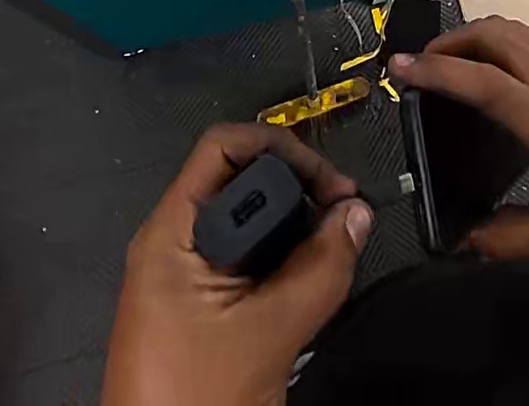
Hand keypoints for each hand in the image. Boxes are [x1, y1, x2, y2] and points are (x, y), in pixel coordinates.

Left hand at [102, 123, 372, 405]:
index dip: (280, 149)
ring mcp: (185, 270)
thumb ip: (318, 270)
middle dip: (294, 181)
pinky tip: (310, 266)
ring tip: (332, 236)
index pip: (223, 148)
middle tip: (340, 208)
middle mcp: (174, 238)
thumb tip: (357, 213)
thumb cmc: (197, 402)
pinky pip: (246, 251)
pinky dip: (283, 249)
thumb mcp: (267, 335)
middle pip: (237, 175)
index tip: (329, 184)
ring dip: (293, 218)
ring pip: (246, 215)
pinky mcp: (200, 298)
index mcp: (171, 230)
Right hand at [389, 15, 528, 262]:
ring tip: (451, 63)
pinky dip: (497, 43)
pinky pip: (528, 40)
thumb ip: (506, 238)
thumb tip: (465, 239)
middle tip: (423, 64)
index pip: (478, 79)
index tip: (398, 66)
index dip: (433, 70)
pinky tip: (493, 73)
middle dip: (449, 39)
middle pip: (493, 33)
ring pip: (512, 30)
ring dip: (474, 36)